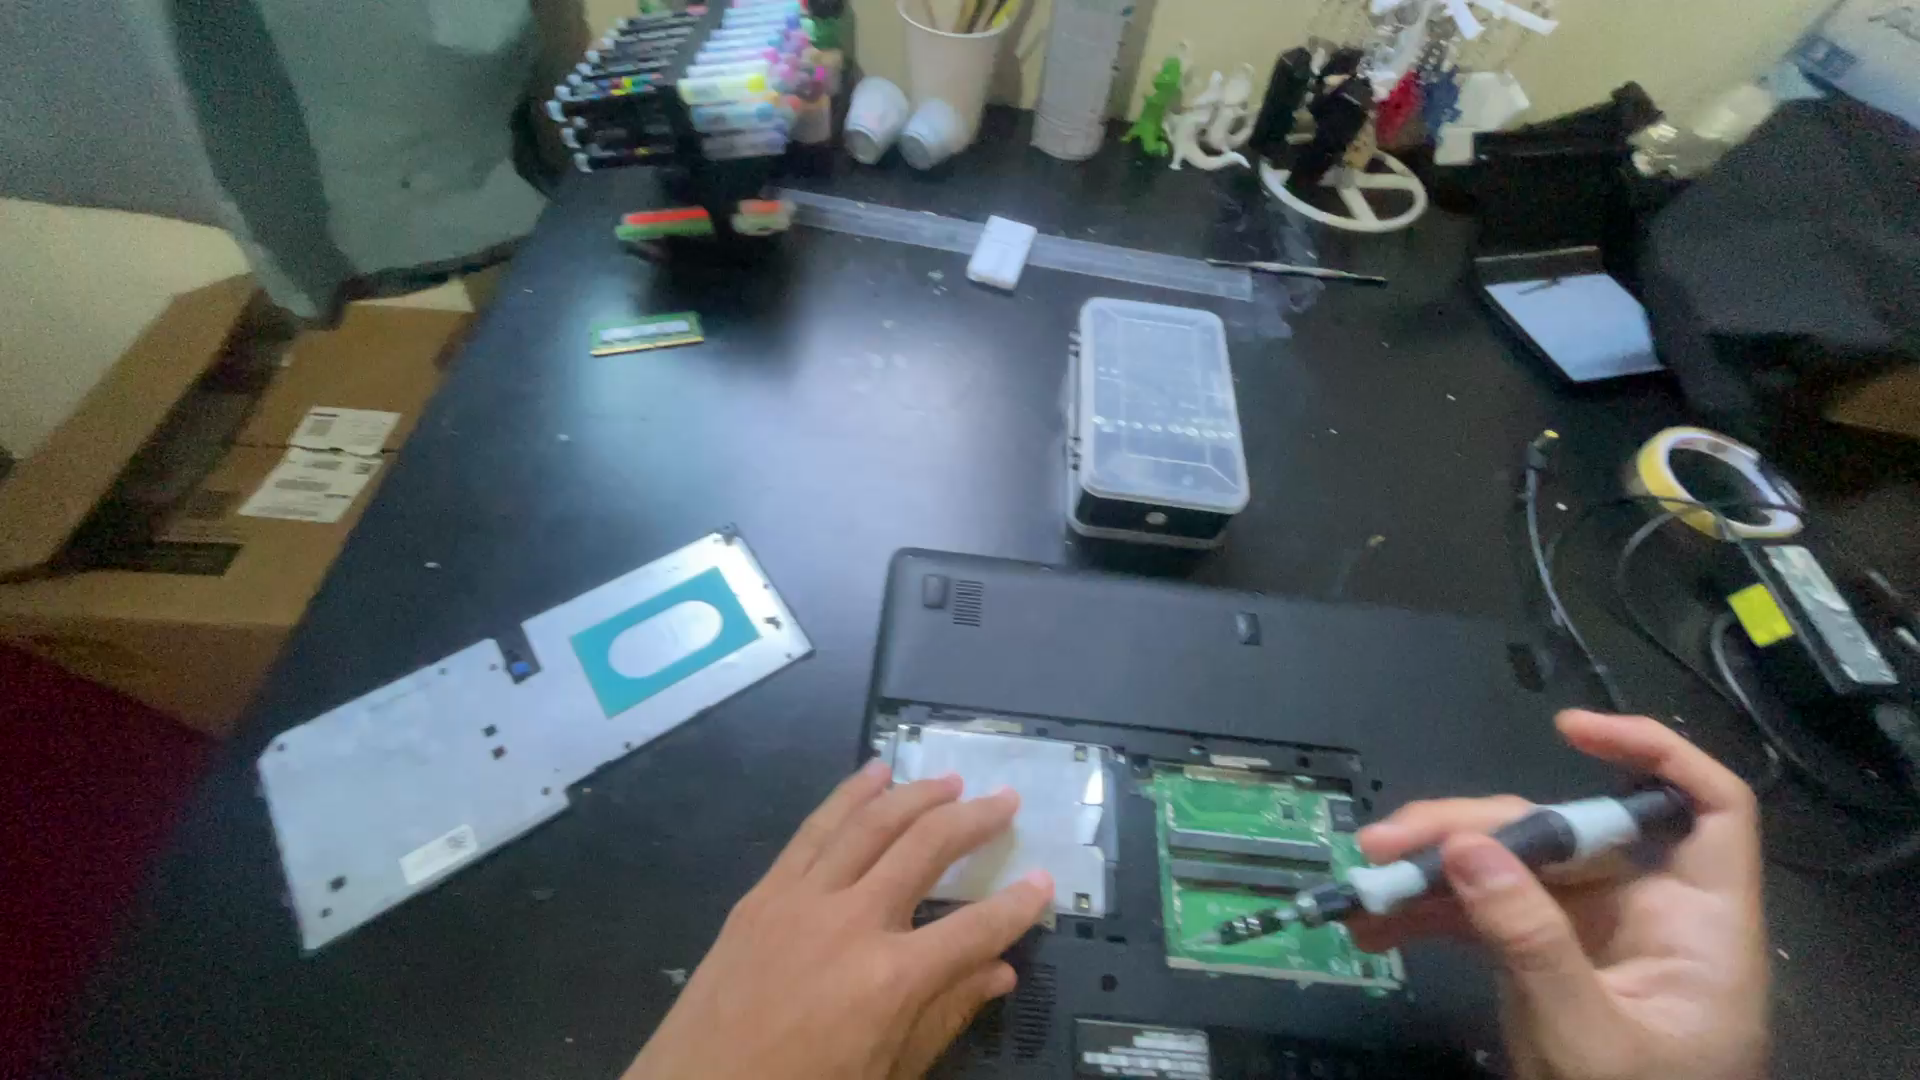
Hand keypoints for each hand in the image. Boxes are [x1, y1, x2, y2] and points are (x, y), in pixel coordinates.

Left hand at [623, 760, 1052, 1079]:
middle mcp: (851, 923)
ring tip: (950, 779)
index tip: (1043, 881)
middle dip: (974, 820)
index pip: (974, 930)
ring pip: (871, 823)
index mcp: (888, 981)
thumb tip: (1001, 972)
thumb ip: (944, 1017)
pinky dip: (849, 795)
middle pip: (926, 849)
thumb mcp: (884, 1076)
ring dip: (916, 794)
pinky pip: (815, 829)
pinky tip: (873, 773)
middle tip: (1005, 800)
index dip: (1017, 906)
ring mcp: (803, 898)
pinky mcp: (765, 891)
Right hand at [1349, 710, 1768, 1079]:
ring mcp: (1577, 925)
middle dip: (1462, 828)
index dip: (1650, 752)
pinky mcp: (1529, 945)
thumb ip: (1531, 943)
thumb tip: (1465, 847)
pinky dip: (1419, 911)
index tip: (1564, 730)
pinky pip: (1470, 906)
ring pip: (1497, 860)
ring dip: (1423, 868)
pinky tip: (1372, 926)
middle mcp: (1635, 907)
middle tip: (1385, 847)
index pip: (1702, 809)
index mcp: (1690, 922)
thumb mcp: (1587, 1036)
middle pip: (1553, 829)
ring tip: (1363, 889)